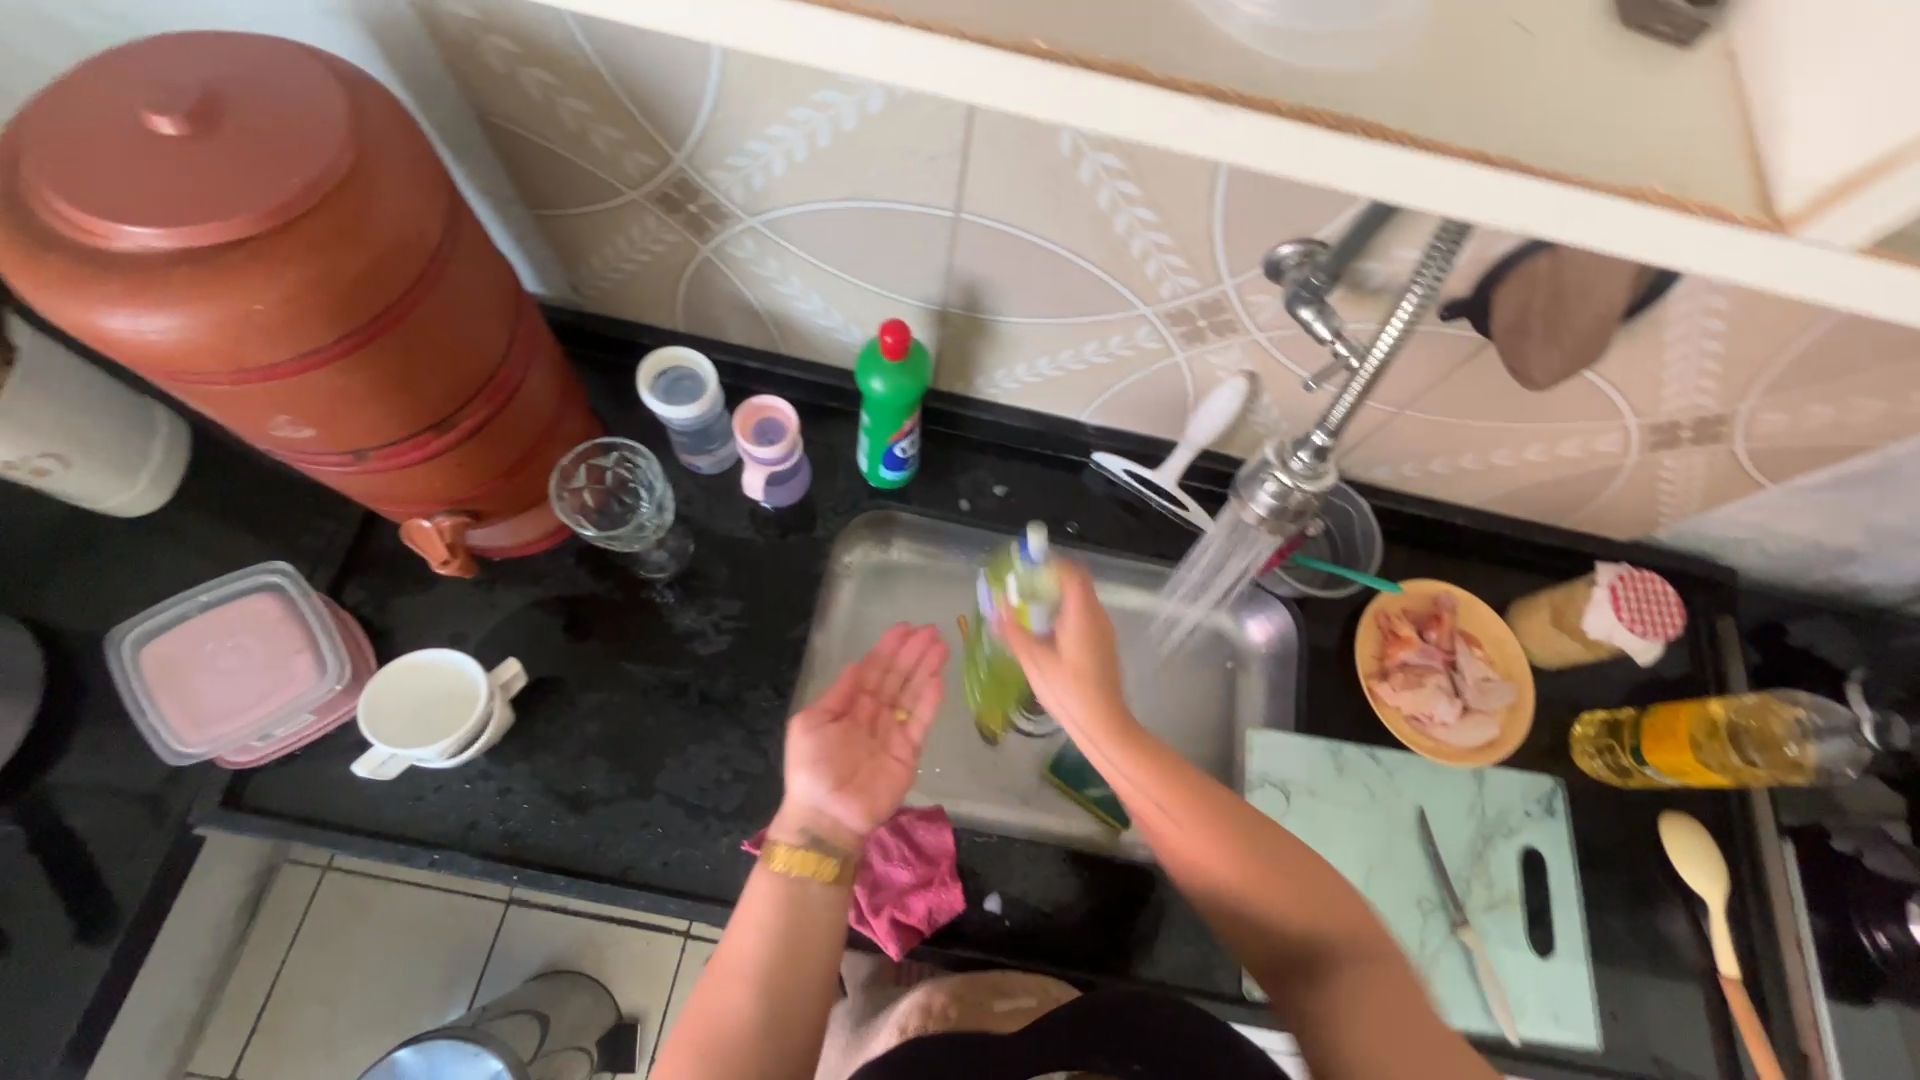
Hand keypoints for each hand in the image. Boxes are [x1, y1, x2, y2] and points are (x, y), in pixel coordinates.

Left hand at [778, 622, 947, 847]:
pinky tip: (938, 680)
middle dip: (913, 653)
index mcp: (849, 705)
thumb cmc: (811, 768)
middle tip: (932, 630)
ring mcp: (893, 732)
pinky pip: (921, 722)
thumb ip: (838, 694)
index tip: (905, 628)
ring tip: (941, 647)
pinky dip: (930, 702)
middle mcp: (874, 714)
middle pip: (897, 677)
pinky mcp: (908, 752)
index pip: (873, 670)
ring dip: (926, 669)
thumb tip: (856, 665)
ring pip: (912, 693)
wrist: (825, 815)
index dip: (888, 649)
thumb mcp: (811, 723)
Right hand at [995, 561, 1135, 739]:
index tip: (1025, 571)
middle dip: (1048, 581)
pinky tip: (1046, 634)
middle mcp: (1097, 616)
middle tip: (1022, 590)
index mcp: (1082, 614)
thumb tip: (995, 607)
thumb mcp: (1034, 661)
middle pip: (1076, 584)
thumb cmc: (1068, 691)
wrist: (1103, 724)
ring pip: (1080, 601)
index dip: (1049, 565)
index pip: (1071, 572)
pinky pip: (1084, 616)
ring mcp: (1104, 630)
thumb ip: (1014, 631)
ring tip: (1029, 611)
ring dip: (1056, 599)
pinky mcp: (1103, 644)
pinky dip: (1065, 615)